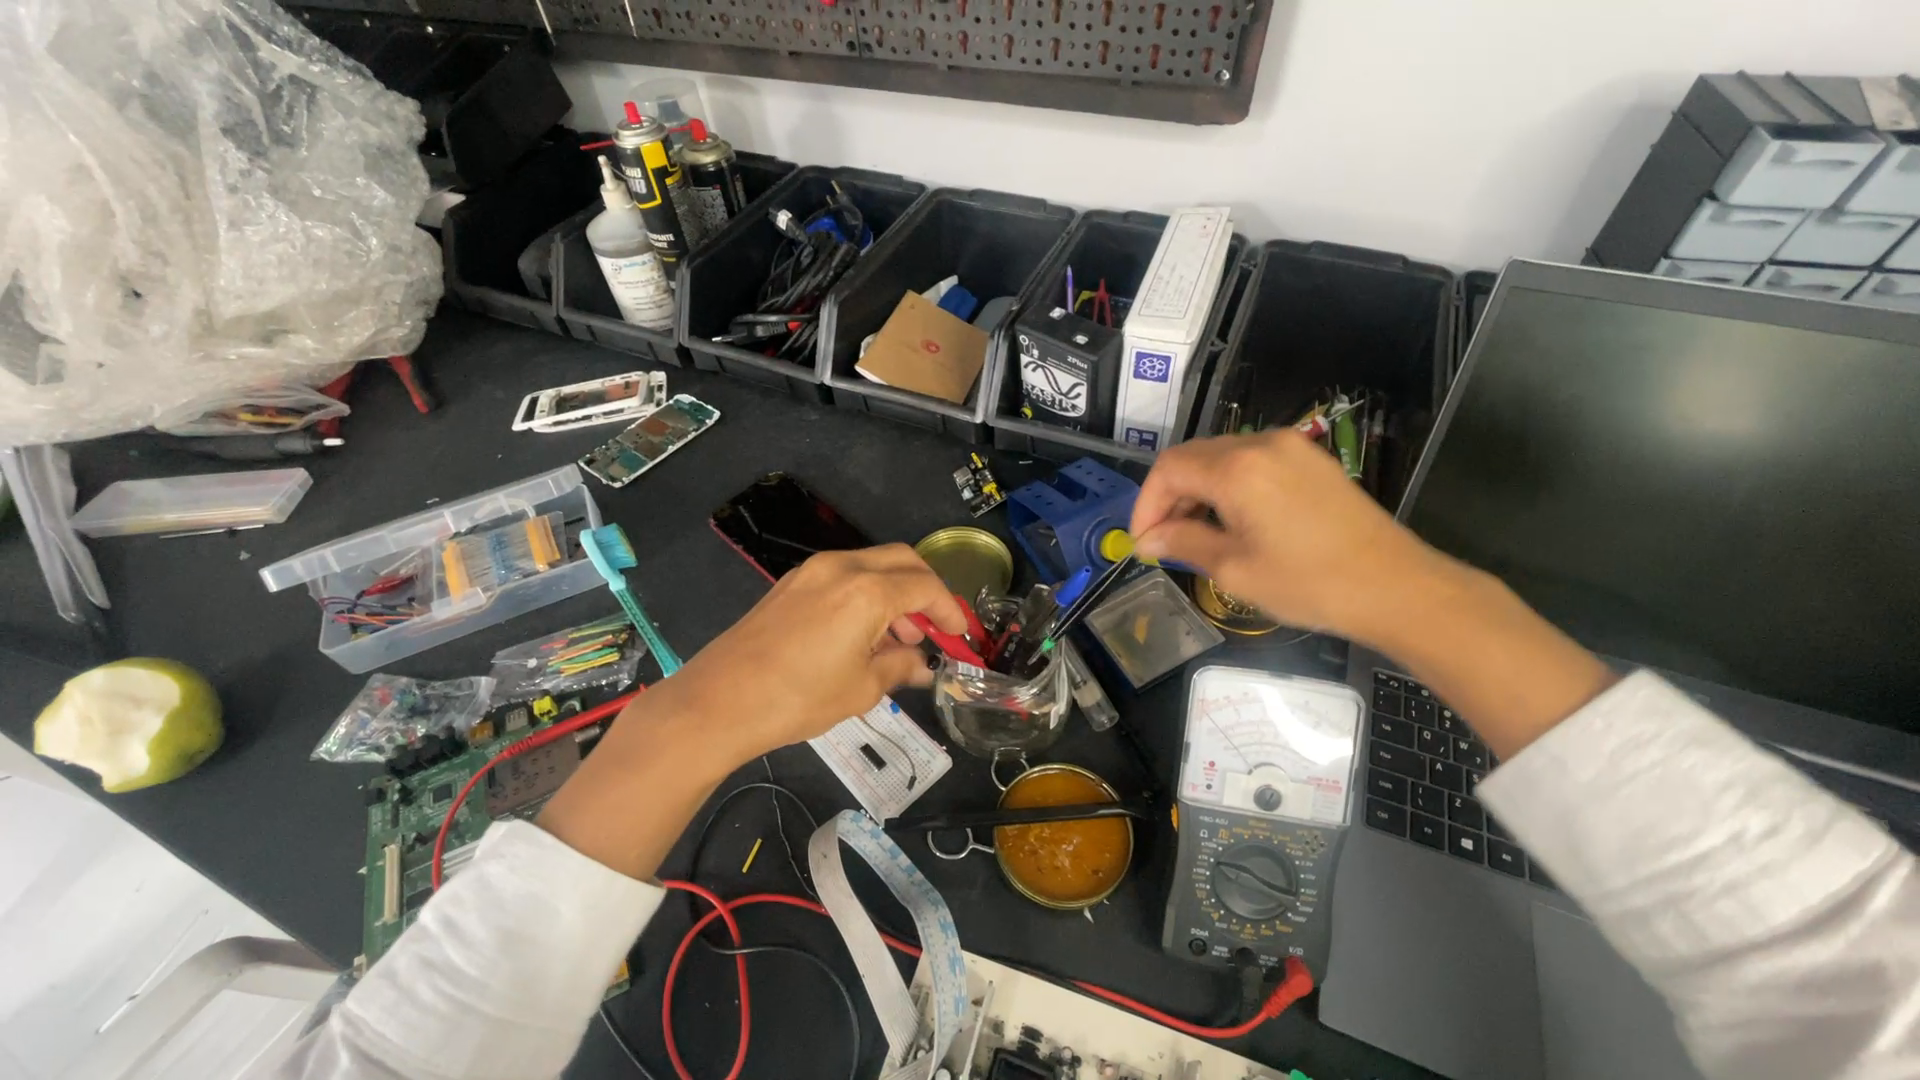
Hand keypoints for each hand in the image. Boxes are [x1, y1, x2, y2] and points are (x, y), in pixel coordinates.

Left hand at [658, 544, 966, 757]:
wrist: (718, 702)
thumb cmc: (798, 699)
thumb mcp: (860, 689)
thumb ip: (899, 668)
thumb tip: (922, 666)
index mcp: (867, 591)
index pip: (924, 587)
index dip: (948, 610)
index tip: (958, 635)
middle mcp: (842, 568)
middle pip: (901, 560)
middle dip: (926, 589)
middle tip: (934, 627)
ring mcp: (812, 571)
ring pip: (871, 565)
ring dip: (895, 592)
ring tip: (900, 639)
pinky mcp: (790, 584)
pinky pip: (843, 576)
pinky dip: (866, 594)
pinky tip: (864, 633)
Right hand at [1130, 430, 1455, 644]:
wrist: (1394, 586)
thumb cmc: (1309, 583)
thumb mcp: (1235, 569)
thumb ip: (1183, 543)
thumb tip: (1147, 540)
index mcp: (1238, 469)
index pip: (1169, 469)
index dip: (1146, 503)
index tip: (1143, 542)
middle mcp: (1262, 443)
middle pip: (1193, 457)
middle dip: (1169, 496)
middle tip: (1163, 540)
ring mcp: (1291, 447)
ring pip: (1222, 457)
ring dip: (1198, 490)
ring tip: (1196, 534)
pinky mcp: (1311, 460)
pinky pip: (1253, 461)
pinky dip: (1230, 485)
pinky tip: (1233, 520)